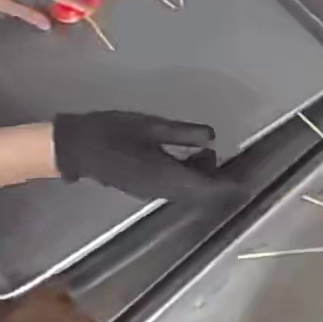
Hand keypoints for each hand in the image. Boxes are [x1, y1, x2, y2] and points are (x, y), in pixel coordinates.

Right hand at [52, 112, 235, 205]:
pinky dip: (192, 176)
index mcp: (168, 177)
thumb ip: (184, 133)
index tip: (249, 179)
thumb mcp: (151, 126)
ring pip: (193, 193)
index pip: (210, 190)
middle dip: (222, 182)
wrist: (73, 147)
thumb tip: (212, 138)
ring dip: (206, 177)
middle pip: (205, 195)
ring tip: (207, 152)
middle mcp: (166, 191)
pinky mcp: (148, 189)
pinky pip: (180, 188)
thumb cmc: (111, 132)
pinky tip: (190, 156)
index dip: (232, 186)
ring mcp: (156, 193)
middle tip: (235, 163)